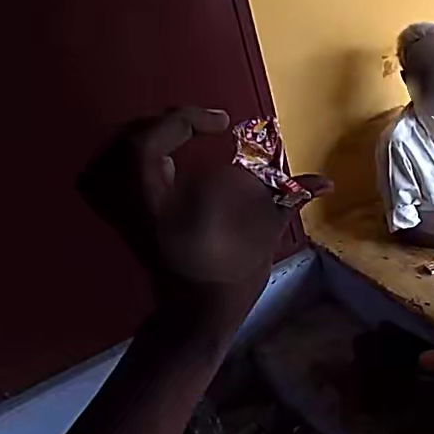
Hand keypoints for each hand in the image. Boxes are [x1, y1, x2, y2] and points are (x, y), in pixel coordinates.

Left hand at [79, 108, 330, 325]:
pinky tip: (161, 161)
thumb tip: (325, 181)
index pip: (152, 142)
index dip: (188, 120)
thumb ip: (287, 198)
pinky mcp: (123, 217)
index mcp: (159, 202)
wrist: (197, 313)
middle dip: (170, 125)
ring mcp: (121, 210)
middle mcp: (132, 201)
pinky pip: (108, 176)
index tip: (224, 124)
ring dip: (149, 138)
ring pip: (112, 155)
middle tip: (207, 125)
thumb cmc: (230, 276)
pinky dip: (131, 160)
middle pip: (131, 141)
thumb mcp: (260, 233)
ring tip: (182, 138)